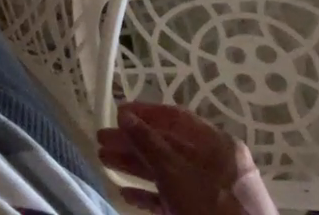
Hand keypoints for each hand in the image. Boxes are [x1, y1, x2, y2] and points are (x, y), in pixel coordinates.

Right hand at [96, 103, 276, 214]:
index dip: (144, 113)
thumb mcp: (174, 172)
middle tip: (102, 141)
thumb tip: (124, 115)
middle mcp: (216, 163)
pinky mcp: (208, 213)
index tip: (116, 114)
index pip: (175, 118)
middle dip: (132, 143)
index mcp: (216, 145)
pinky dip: (151, 194)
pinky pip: (175, 195)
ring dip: (135, 166)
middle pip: (167, 145)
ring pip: (168, 170)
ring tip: (105, 162)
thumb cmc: (211, 208)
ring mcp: (213, 190)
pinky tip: (128, 195)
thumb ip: (147, 142)